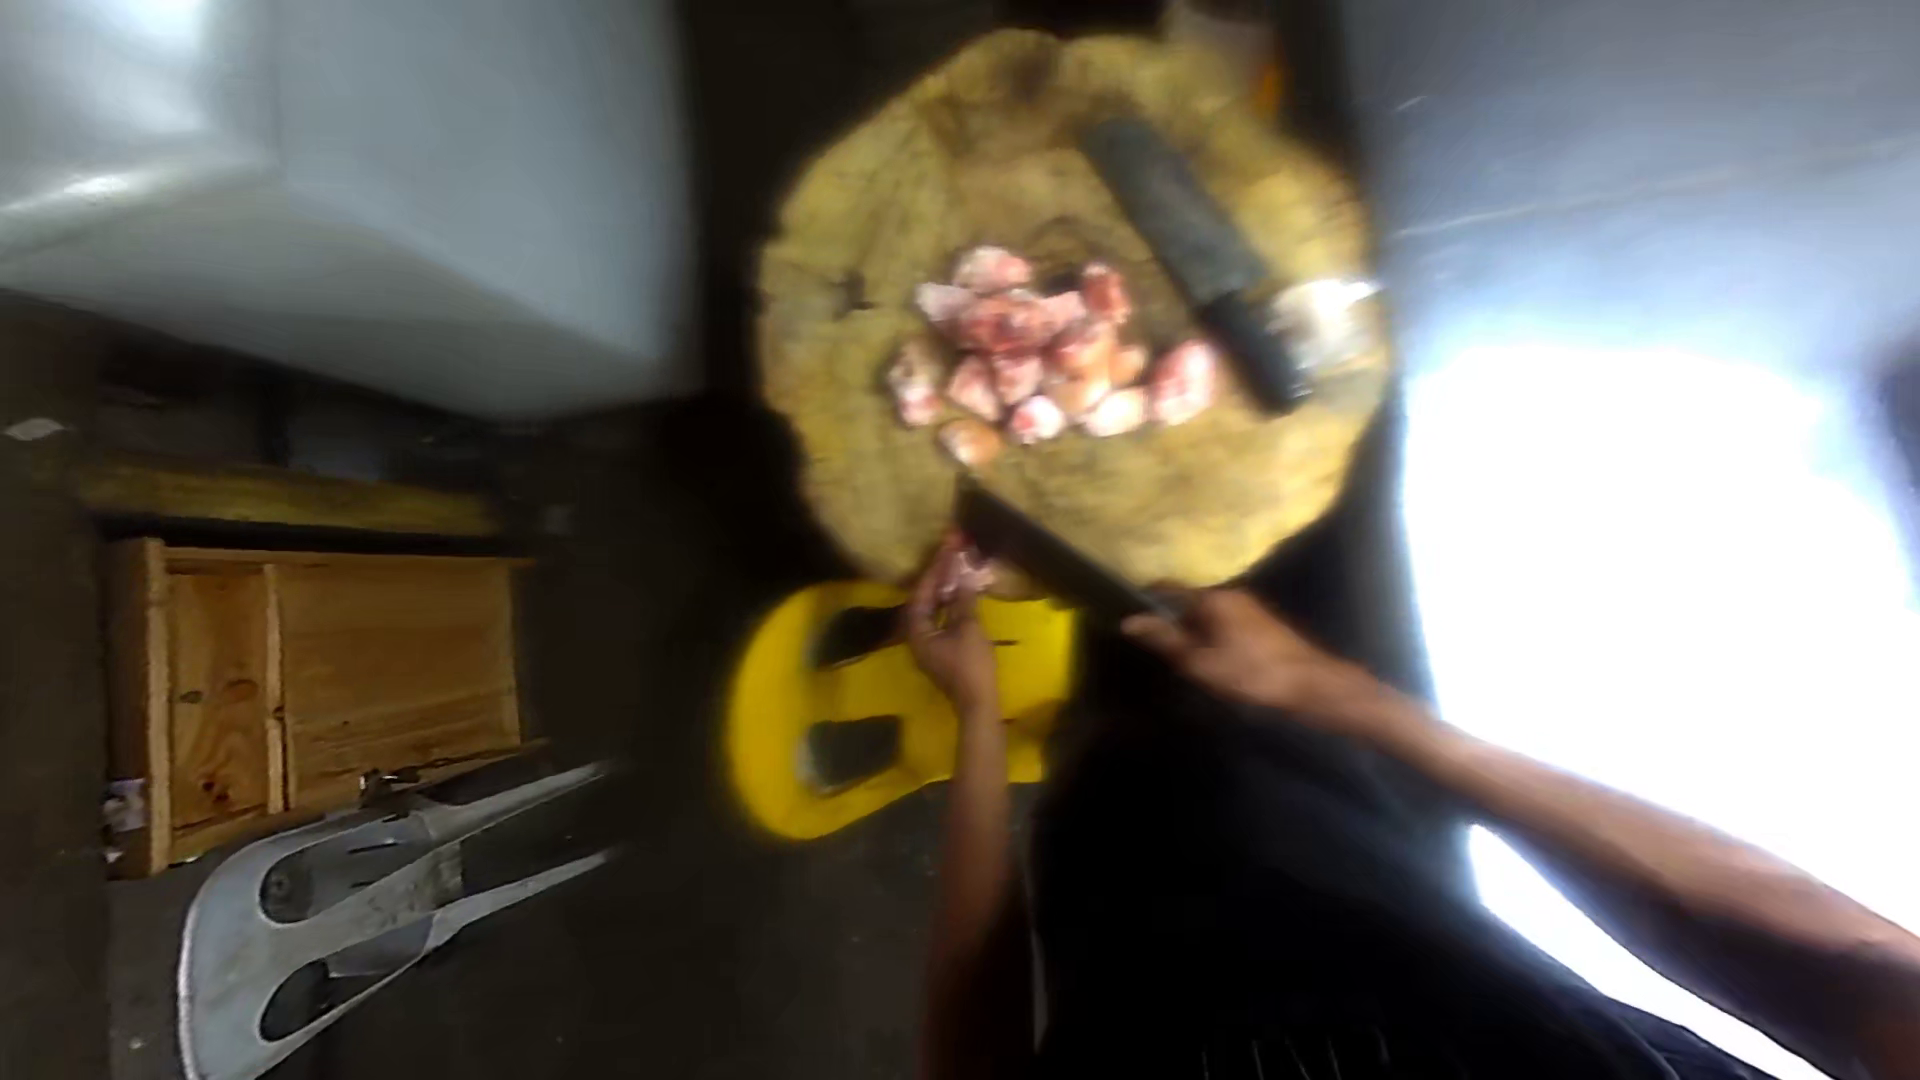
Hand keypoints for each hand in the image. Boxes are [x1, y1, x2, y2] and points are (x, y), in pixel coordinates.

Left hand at [904, 534, 999, 720]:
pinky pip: (942, 617)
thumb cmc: (971, 665)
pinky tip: (962, 591)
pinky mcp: (942, 649)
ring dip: (945, 587)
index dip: (934, 569)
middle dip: (938, 574)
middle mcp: (917, 636)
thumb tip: (963, 577)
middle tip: (950, 551)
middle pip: (924, 598)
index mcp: (917, 631)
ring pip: (933, 607)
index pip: (921, 592)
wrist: (979, 704)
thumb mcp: (968, 628)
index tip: (945, 549)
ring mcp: (929, 644)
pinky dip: (951, 602)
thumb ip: (963, 600)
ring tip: (956, 564)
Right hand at [1122, 588, 1365, 717]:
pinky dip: (1210, 635)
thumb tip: (1128, 620)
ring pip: (1206, 613)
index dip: (1146, 602)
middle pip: (1186, 601)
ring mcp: (1248, 606)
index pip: (1166, 588)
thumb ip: (1164, 639)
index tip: (1132, 622)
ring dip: (1191, 630)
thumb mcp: (1200, 661)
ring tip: (1184, 658)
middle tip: (1159, 649)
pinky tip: (1212, 659)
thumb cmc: (1252, 673)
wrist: (1315, 687)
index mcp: (1211, 597)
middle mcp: (1229, 593)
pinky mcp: (1261, 622)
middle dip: (1170, 621)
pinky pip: (1223, 621)